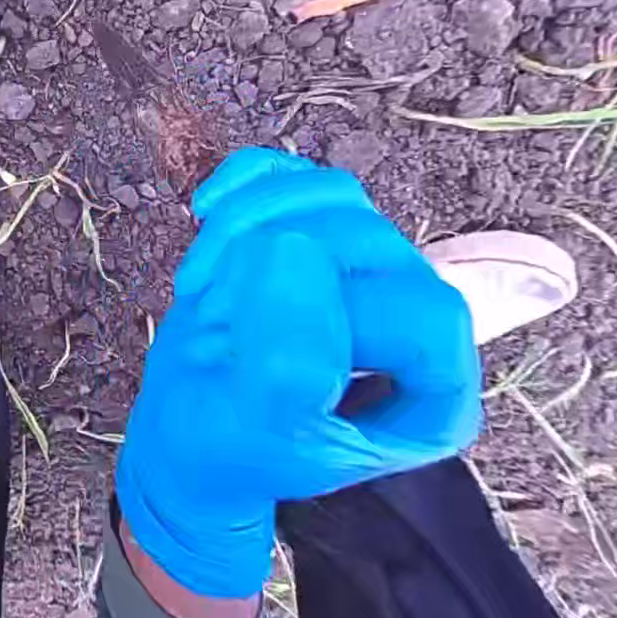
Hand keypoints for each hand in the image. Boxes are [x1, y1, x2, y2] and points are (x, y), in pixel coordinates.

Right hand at [116, 148, 481, 598]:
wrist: (187, 427)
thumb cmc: (224, 443)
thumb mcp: (256, 429)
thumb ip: (285, 357)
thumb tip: (286, 247)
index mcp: (429, 387)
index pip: (419, 316)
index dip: (330, 311)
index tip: (242, 330)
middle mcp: (404, 315)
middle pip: (366, 239)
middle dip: (262, 259)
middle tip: (202, 306)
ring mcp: (353, 265)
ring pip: (327, 194)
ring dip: (243, 223)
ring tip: (198, 279)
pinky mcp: (302, 233)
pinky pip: (288, 174)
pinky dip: (241, 179)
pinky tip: (205, 210)